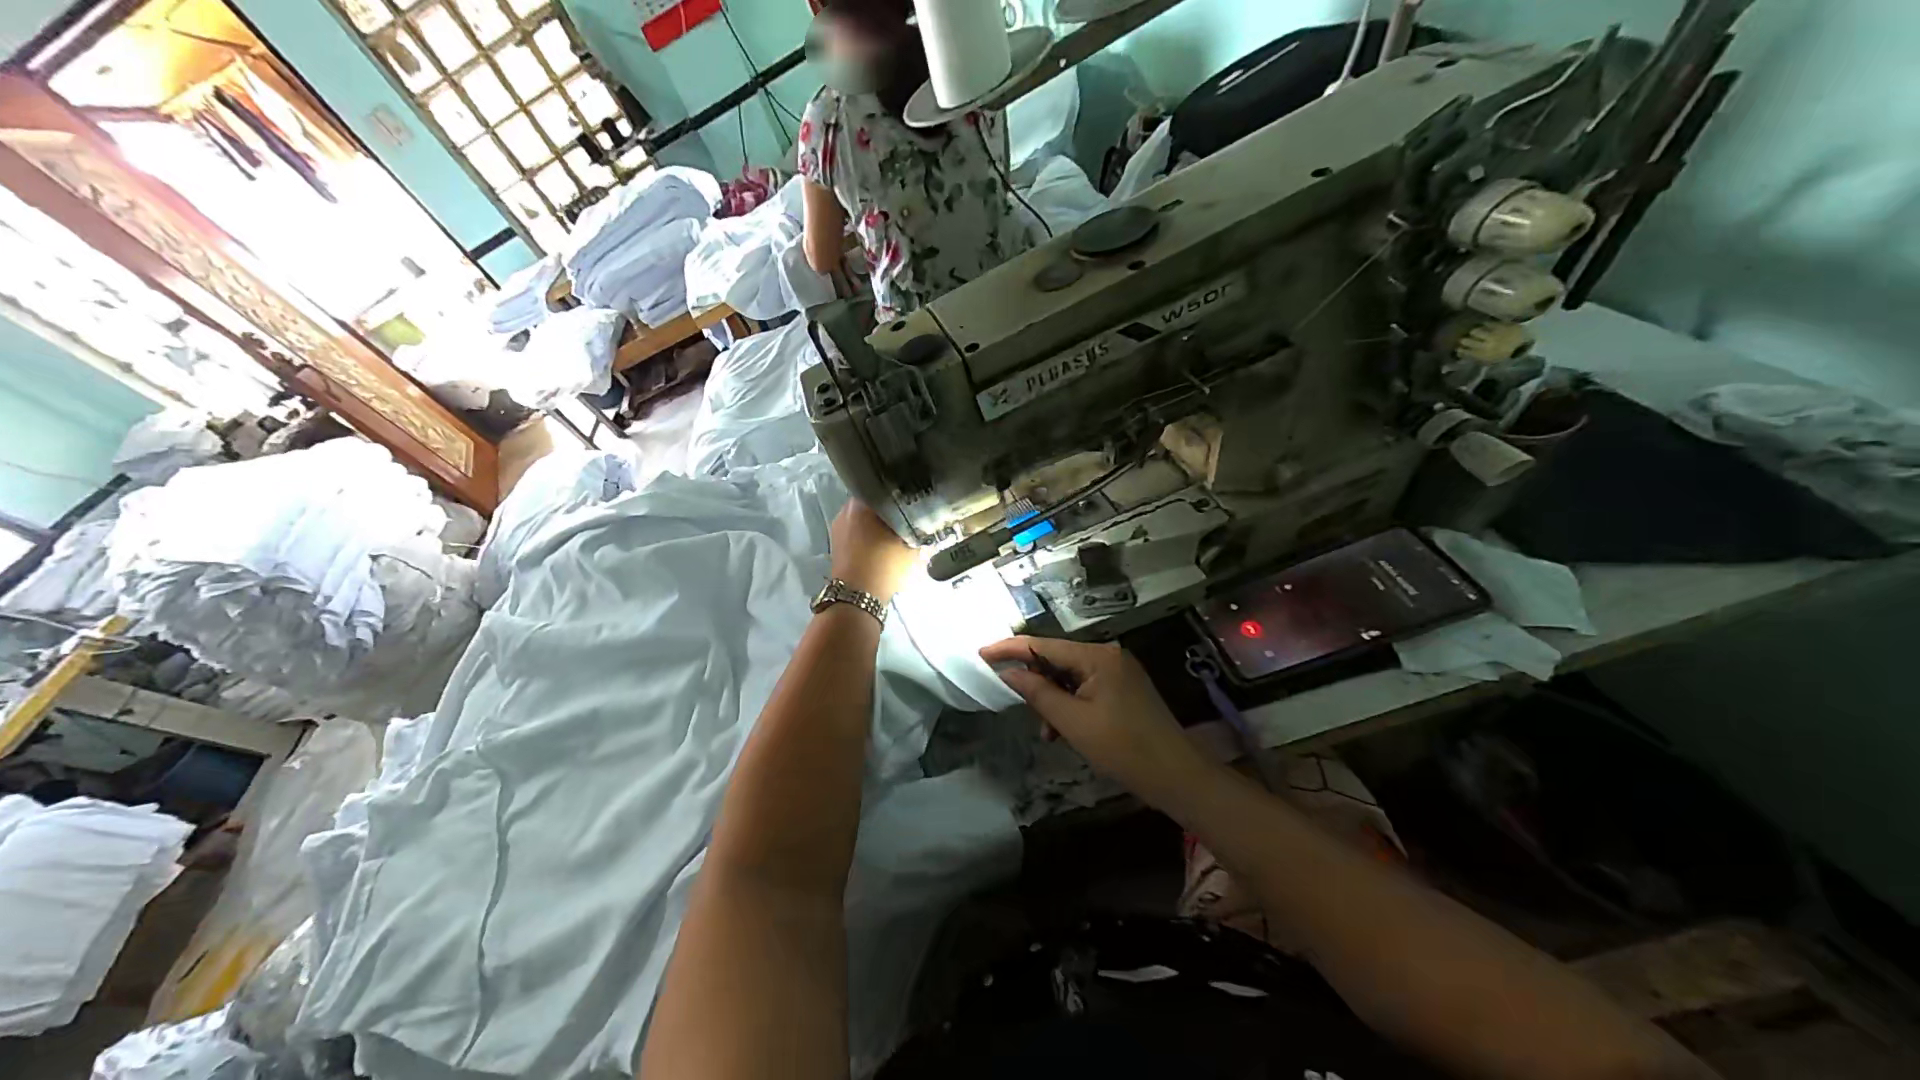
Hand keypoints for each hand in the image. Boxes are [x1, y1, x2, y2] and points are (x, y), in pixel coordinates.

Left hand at [829, 500, 917, 603]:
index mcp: (861, 503)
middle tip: (907, 522)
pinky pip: (857, 533)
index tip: (914, 504)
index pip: (886, 488)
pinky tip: (881, 549)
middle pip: (874, 505)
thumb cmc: (884, 565)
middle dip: (889, 512)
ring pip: (864, 519)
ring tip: (895, 538)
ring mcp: (838, 527)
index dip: (902, 496)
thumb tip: (927, 525)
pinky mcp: (836, 544)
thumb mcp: (912, 548)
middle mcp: (846, 509)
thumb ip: (921, 532)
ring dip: (878, 526)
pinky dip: (868, 538)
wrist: (857, 597)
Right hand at [979, 637, 1214, 806]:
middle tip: (1022, 709)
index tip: (982, 653)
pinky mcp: (1125, 688)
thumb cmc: (1122, 748)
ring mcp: (1119, 671)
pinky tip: (1066, 732)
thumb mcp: (1072, 722)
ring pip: (1071, 677)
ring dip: (1054, 700)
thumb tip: (1010, 672)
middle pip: (1058, 660)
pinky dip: (1072, 706)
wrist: (1176, 775)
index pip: (1044, 645)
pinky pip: (1086, 688)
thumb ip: (1038, 692)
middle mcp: (1109, 655)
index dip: (1010, 649)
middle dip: (1036, 683)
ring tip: (1049, 733)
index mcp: (1098, 656)